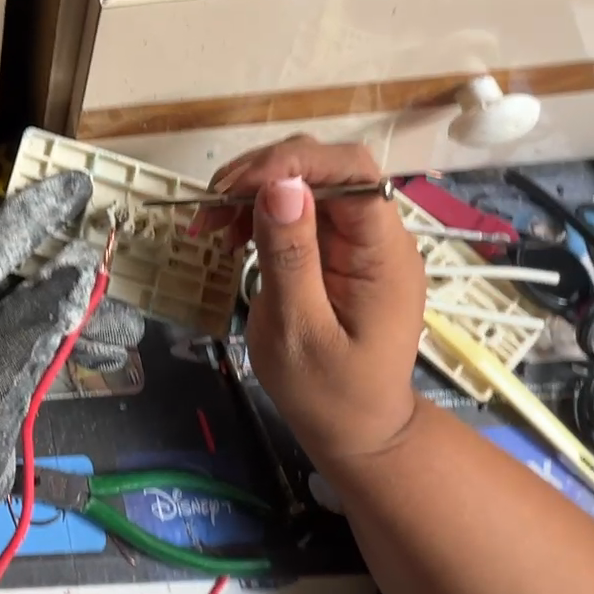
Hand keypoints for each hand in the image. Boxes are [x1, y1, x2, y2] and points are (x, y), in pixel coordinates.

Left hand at [0, 172, 143, 593]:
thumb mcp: (1, 356)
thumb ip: (43, 309)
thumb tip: (82, 267)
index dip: (38, 210)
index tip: (77, 186)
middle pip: (23, 275)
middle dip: (73, 274)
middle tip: (112, 249)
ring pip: (38, 313)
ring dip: (83, 319)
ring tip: (130, 328)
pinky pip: (39, 345)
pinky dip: (73, 347)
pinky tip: (112, 354)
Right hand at [198, 137, 424, 467]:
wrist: (355, 430)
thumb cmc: (330, 392)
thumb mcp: (300, 330)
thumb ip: (291, 256)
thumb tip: (282, 185)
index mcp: (382, 253)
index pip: (351, 173)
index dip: (294, 163)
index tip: (239, 186)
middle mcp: (374, 235)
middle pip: (323, 167)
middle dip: (263, 173)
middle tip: (212, 204)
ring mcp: (352, 239)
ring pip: (301, 181)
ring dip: (251, 190)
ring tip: (211, 222)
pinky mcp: (329, 248)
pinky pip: (292, 208)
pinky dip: (253, 210)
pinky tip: (227, 233)